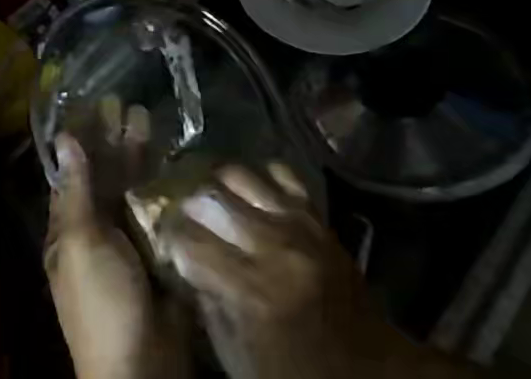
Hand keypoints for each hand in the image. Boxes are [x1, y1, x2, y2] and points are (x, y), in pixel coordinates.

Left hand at [46, 120, 188, 378]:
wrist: (143, 366)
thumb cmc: (102, 304)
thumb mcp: (82, 244)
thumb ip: (76, 190)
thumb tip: (63, 138)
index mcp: (69, 229)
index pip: (73, 172)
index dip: (82, 138)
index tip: (93, 102)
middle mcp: (97, 228)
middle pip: (104, 174)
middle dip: (112, 139)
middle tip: (125, 100)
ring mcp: (129, 238)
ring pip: (131, 184)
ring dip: (137, 151)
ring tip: (147, 114)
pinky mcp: (159, 247)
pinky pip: (158, 205)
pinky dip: (162, 179)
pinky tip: (170, 154)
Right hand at [159, 164, 482, 378]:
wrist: (369, 367)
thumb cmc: (297, 374)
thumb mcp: (240, 359)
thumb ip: (207, 306)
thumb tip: (180, 262)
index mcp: (250, 290)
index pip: (188, 239)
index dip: (167, 234)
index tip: (160, 236)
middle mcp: (271, 245)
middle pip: (210, 196)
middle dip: (187, 203)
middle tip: (180, 212)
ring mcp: (297, 223)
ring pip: (240, 174)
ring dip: (217, 182)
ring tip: (209, 196)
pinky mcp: (315, 213)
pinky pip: (280, 172)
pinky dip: (259, 176)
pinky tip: (251, 194)